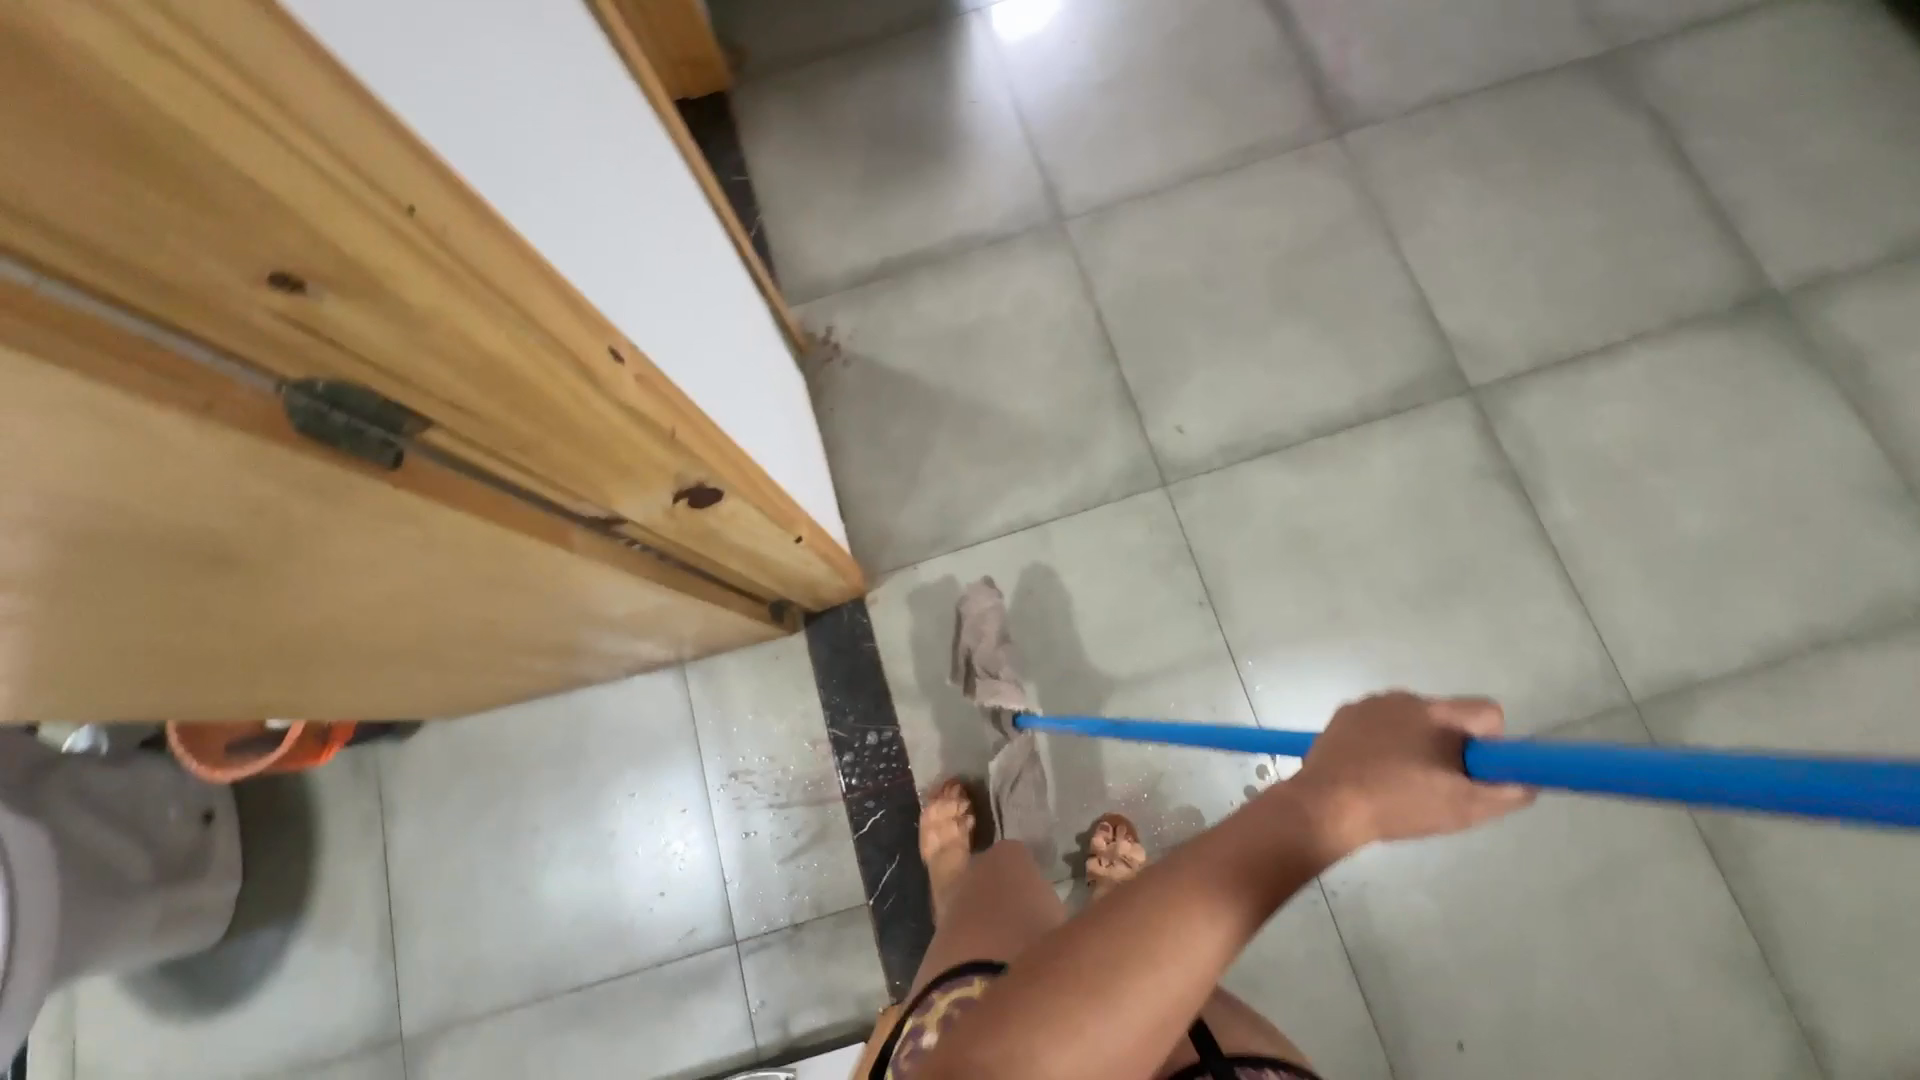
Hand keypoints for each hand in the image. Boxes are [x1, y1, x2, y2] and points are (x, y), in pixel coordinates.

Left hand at [1289, 692, 1534, 853]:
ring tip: (1400, 783)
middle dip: (1451, 747)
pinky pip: (1379, 726)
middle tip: (1436, 785)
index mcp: (1432, 711)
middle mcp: (1399, 697)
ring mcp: (1365, 705)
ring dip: (1416, 746)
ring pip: (1411, 722)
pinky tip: (1373, 775)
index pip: (1486, 711)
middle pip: (1447, 718)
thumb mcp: (1464, 808)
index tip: (1474, 772)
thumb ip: (1507, 793)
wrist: (1325, 806)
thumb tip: (1526, 781)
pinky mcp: (1340, 718)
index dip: (1491, 743)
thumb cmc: (1397, 803)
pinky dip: (1384, 745)